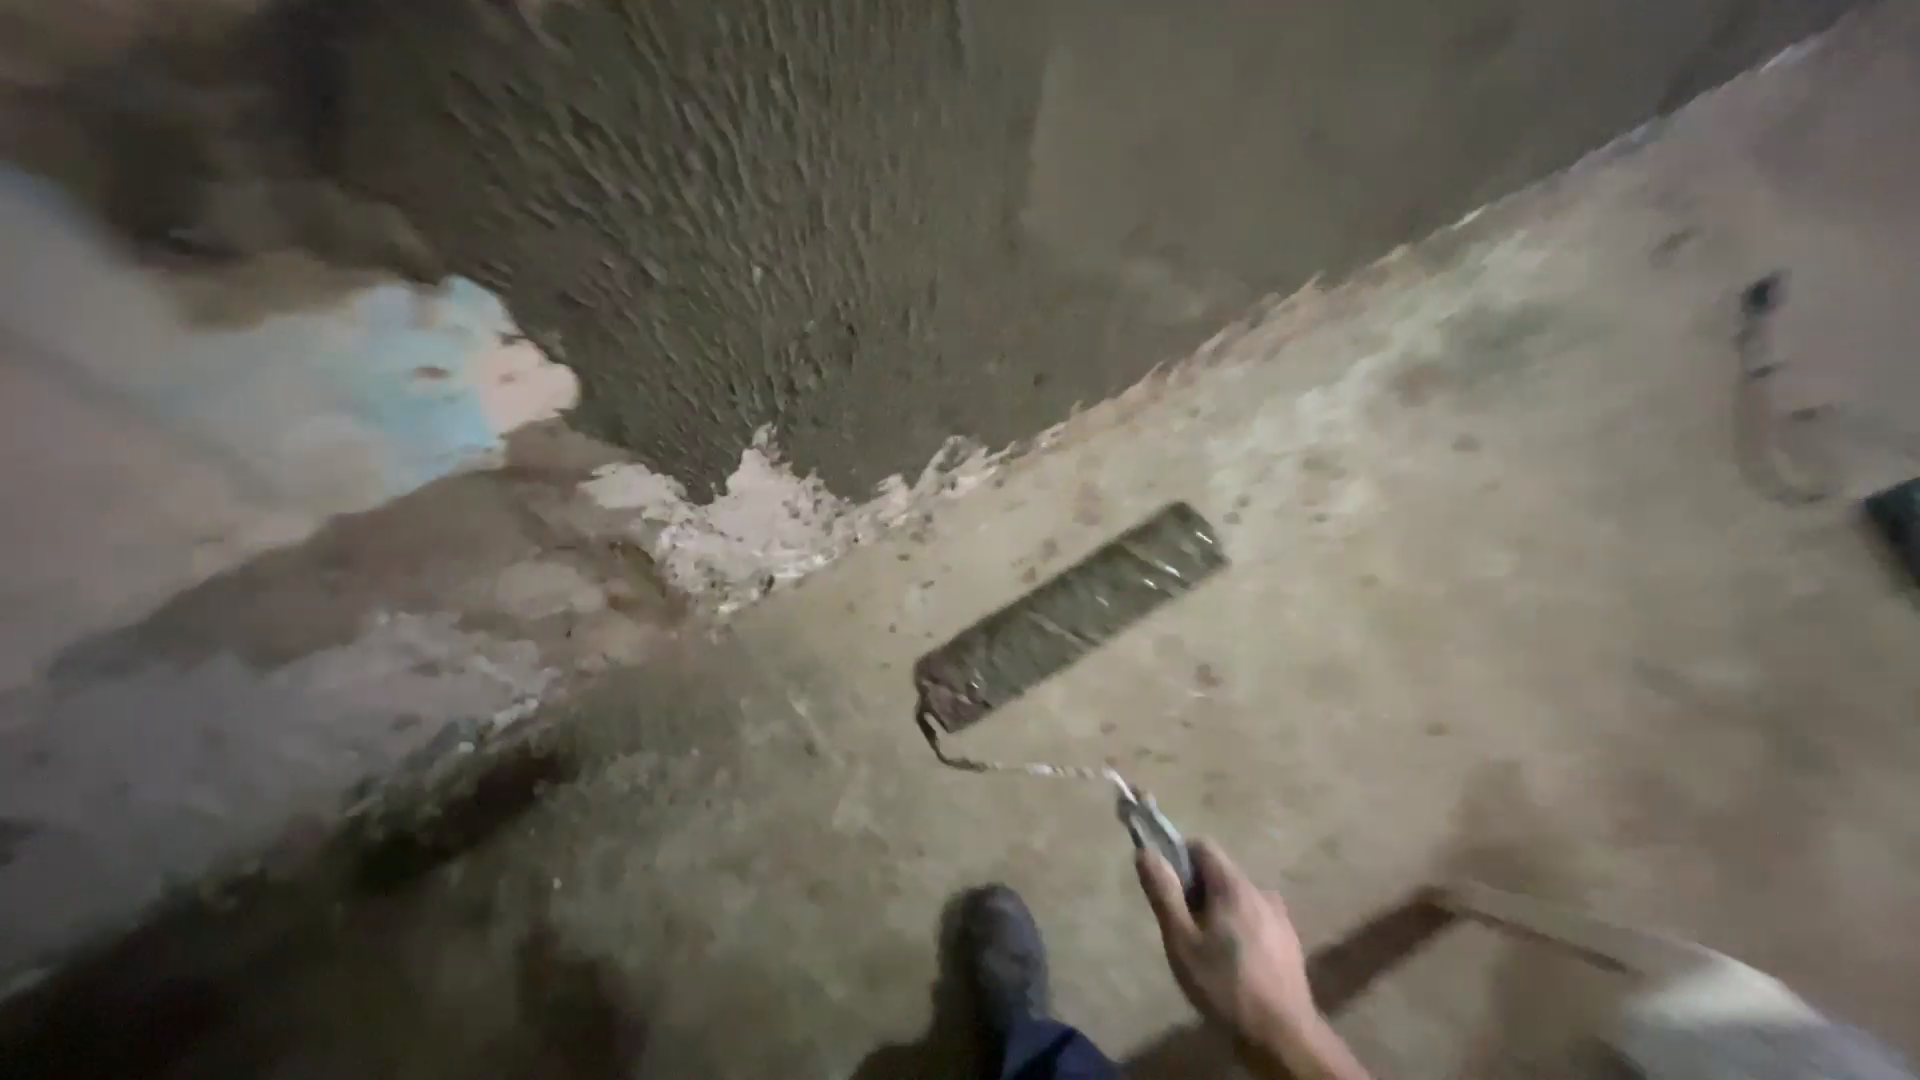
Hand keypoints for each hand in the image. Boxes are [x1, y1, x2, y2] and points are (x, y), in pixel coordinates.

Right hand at [1137, 842, 1372, 1079]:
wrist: (1283, 1038)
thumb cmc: (1224, 986)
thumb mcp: (1181, 940)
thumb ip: (1164, 892)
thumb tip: (1146, 851)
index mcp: (1234, 885)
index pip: (1202, 846)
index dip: (1179, 859)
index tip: (1167, 889)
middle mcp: (1261, 891)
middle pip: (1219, 873)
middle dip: (1196, 892)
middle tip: (1183, 930)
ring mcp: (1280, 918)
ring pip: (1238, 899)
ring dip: (1218, 913)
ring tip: (1207, 953)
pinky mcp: (1289, 943)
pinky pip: (1255, 920)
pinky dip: (1239, 930)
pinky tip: (1233, 967)